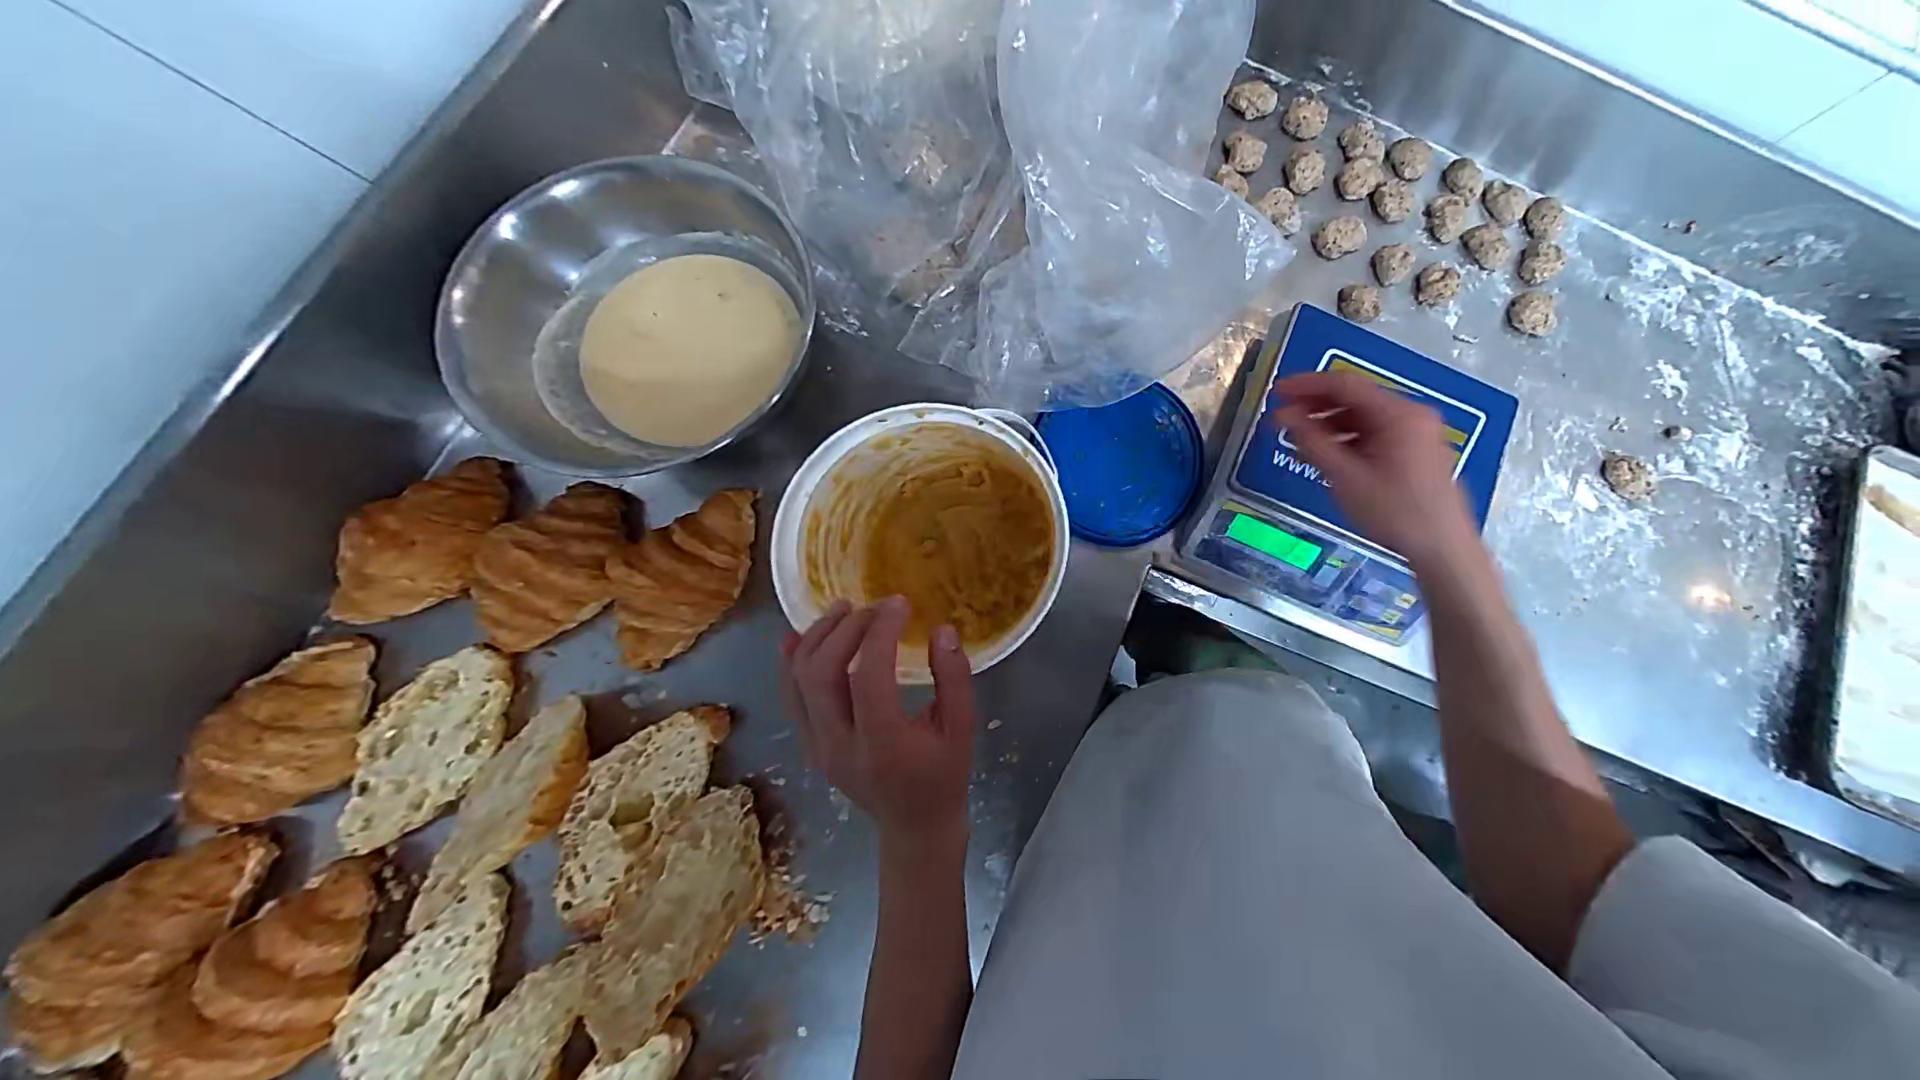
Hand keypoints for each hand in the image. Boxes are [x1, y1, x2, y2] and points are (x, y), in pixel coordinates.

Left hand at [781, 597, 977, 844]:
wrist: (914, 825)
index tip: (898, 604)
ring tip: (843, 609)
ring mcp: (817, 748)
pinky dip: (792, 663)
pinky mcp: (808, 747)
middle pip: (822, 674)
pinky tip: (799, 636)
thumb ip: (954, 678)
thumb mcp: (962, 727)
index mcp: (884, 746)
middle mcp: (840, 747)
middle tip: (873, 606)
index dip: (880, 633)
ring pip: (799, 681)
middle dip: (846, 629)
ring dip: (817, 638)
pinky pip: (791, 698)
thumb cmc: (944, 776)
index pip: (869, 677)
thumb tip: (942, 629)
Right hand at [1274, 371, 1479, 567]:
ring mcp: (1416, 433)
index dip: (1306, 385)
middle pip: (1355, 399)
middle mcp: (1412, 416)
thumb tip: (1284, 416)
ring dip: (1328, 423)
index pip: (1344, 386)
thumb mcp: (1344, 476)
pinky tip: (1326, 453)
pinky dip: (1346, 438)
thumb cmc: (1394, 512)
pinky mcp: (1415, 451)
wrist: (1441, 546)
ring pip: (1363, 417)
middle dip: (1315, 406)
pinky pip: (1374, 433)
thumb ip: (1311, 441)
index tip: (1277, 391)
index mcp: (1398, 415)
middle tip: (1282, 416)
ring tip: (1298, 438)